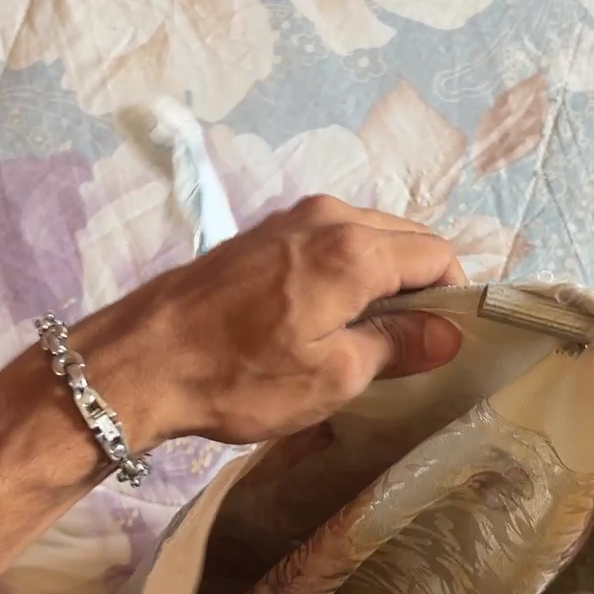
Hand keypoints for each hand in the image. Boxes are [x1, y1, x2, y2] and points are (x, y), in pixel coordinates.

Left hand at [75, 194, 465, 446]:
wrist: (139, 360)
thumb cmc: (241, 376)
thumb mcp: (334, 376)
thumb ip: (398, 345)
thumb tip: (448, 333)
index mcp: (355, 250)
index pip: (437, 253)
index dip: (454, 294)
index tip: (444, 337)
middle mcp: (329, 216)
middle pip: (406, 239)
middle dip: (422, 284)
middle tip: (412, 341)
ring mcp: (292, 218)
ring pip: (369, 237)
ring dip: (385, 277)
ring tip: (370, 331)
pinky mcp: (265, 231)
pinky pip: (332, 239)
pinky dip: (350, 269)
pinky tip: (332, 311)